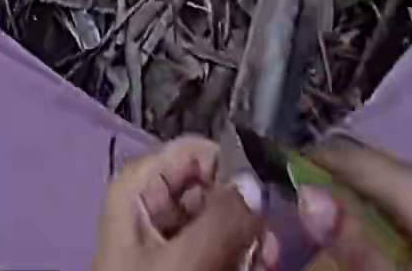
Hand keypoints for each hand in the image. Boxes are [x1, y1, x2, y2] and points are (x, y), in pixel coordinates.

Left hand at [91, 136, 265, 270]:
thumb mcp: (181, 264)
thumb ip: (221, 221)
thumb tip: (256, 181)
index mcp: (141, 185)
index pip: (196, 152)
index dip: (234, 168)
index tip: (271, 198)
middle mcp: (155, 203)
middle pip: (214, 189)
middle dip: (247, 216)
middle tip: (269, 252)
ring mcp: (170, 239)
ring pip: (223, 224)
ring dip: (250, 246)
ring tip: (264, 266)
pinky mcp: (186, 267)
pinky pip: (221, 254)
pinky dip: (241, 263)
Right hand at [284, 140, 411, 270]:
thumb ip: (357, 247)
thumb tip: (306, 195)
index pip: (340, 155)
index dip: (302, 173)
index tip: (275, 205)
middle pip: (353, 177)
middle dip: (324, 207)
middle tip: (302, 246)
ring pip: (368, 201)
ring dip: (346, 230)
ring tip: (336, 260)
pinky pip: (390, 220)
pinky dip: (370, 242)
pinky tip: (365, 262)